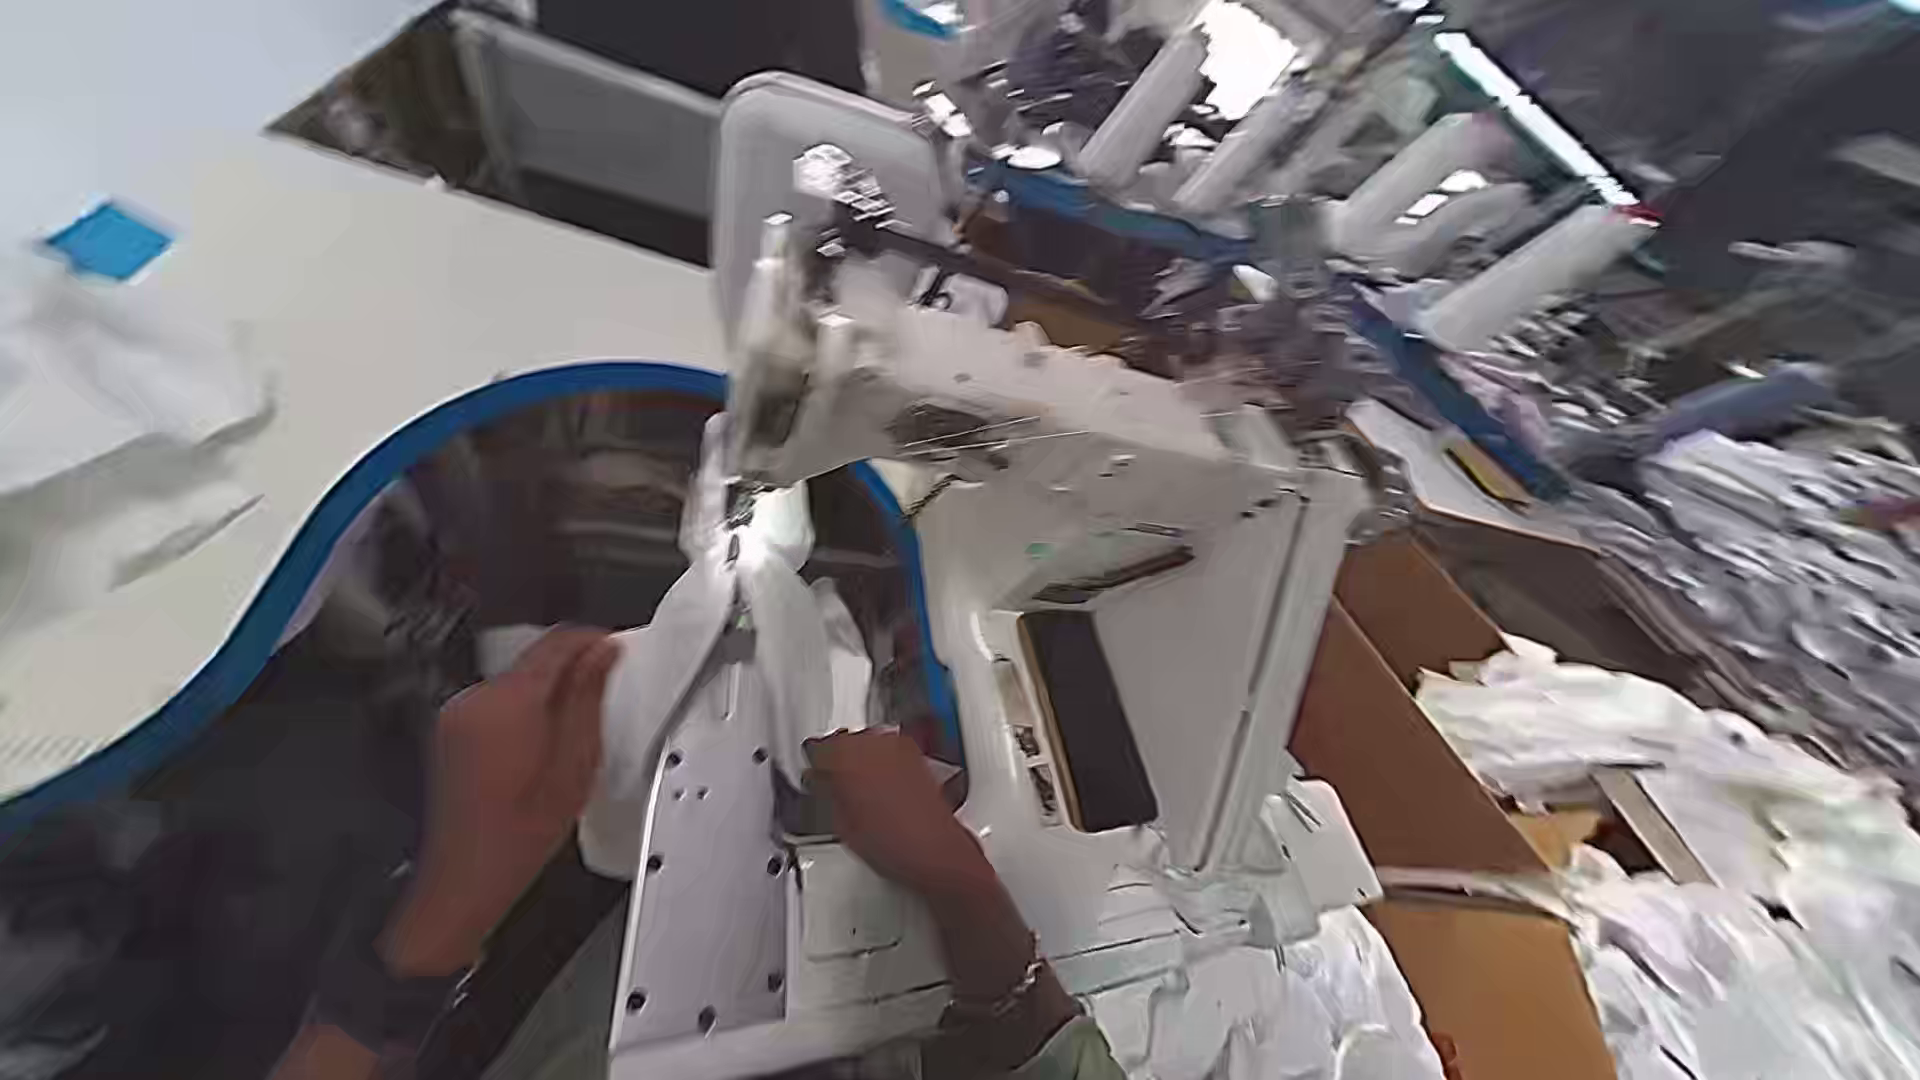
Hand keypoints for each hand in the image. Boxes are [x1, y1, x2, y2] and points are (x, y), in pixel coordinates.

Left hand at [384, 628, 619, 975]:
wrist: (468, 876)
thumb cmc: (524, 826)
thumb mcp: (578, 756)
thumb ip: (589, 695)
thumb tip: (603, 653)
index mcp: (508, 701)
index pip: (556, 642)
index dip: (592, 638)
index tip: (615, 647)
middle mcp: (474, 700)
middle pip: (537, 660)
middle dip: (574, 667)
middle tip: (607, 688)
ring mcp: (457, 716)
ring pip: (520, 679)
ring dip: (553, 687)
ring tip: (580, 720)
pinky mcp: (452, 732)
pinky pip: (500, 700)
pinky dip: (530, 705)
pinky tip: (549, 737)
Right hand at [803, 729, 991, 903]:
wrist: (932, 847)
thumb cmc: (891, 841)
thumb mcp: (841, 823)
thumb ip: (827, 792)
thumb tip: (821, 782)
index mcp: (845, 756)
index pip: (817, 747)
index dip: (812, 762)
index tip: (812, 773)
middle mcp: (872, 743)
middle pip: (842, 739)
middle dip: (835, 757)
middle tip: (831, 780)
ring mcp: (895, 745)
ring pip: (866, 740)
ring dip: (858, 756)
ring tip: (857, 785)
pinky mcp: (913, 752)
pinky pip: (886, 747)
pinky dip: (879, 758)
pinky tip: (879, 782)